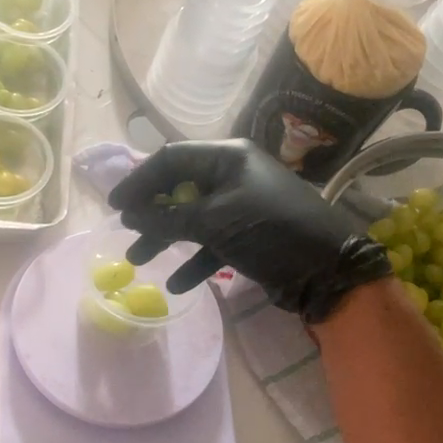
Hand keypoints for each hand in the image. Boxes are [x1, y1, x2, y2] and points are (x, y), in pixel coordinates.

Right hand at [108, 139, 389, 322]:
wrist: (327, 269)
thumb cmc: (271, 232)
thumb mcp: (215, 221)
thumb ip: (169, 217)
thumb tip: (132, 215)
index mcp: (227, 158)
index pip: (170, 159)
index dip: (139, 181)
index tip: (115, 206)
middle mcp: (233, 177)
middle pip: (178, 189)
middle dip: (150, 213)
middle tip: (126, 234)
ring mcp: (241, 207)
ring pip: (191, 219)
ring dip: (164, 239)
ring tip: (138, 262)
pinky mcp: (248, 237)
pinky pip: (211, 244)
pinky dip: (193, 261)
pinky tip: (177, 285)